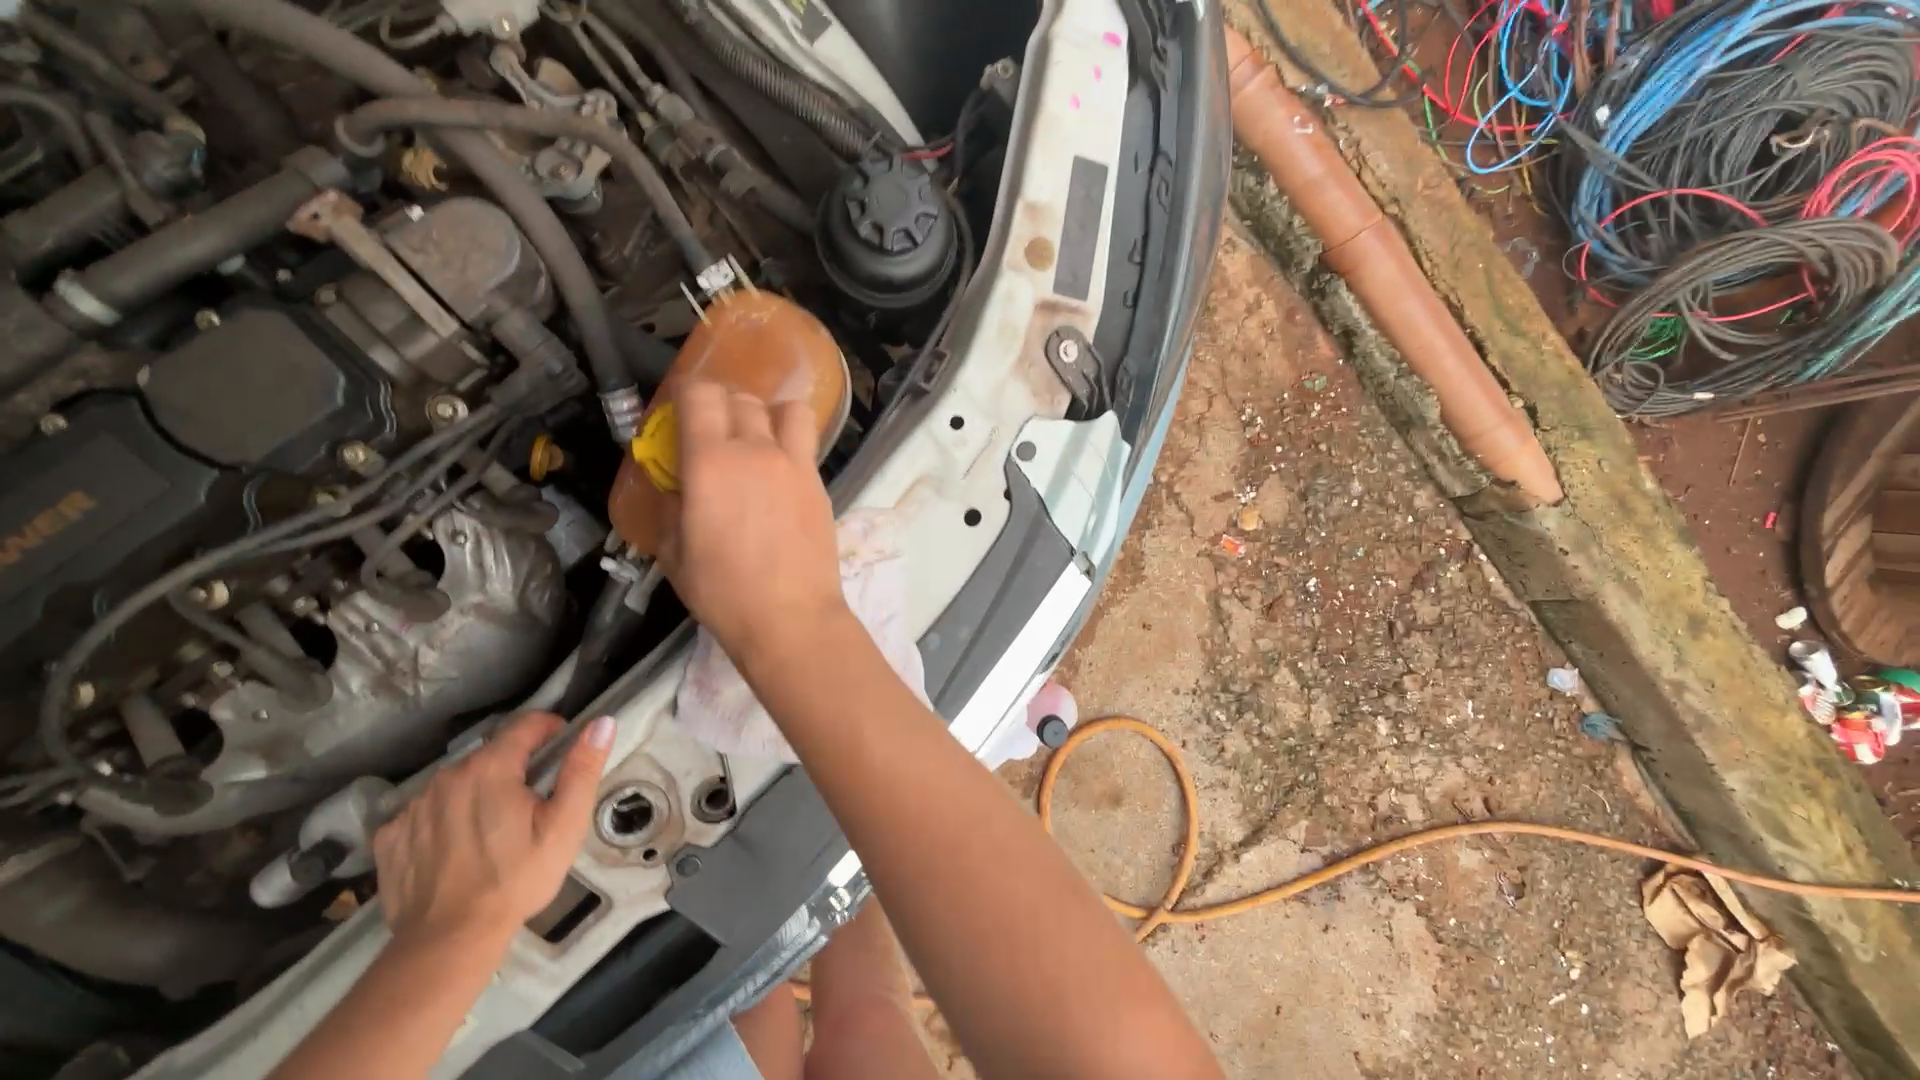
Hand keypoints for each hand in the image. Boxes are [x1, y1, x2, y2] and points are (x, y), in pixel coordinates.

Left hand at [372, 713, 613, 950]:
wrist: (450, 938)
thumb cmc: (517, 879)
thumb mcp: (565, 825)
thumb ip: (582, 769)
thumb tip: (602, 723)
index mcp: (491, 768)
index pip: (526, 724)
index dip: (551, 731)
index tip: (562, 753)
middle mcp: (447, 776)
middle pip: (490, 756)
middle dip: (514, 769)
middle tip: (531, 807)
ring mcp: (412, 806)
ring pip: (456, 783)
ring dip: (477, 794)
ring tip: (492, 831)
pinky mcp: (390, 835)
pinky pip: (424, 813)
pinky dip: (443, 820)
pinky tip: (454, 849)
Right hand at [655, 381, 849, 665]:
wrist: (790, 618)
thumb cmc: (723, 592)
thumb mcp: (674, 555)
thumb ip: (671, 511)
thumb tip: (677, 491)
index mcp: (710, 462)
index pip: (700, 395)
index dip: (687, 394)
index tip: (680, 411)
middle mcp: (755, 451)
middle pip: (742, 398)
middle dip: (723, 405)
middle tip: (714, 431)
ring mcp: (794, 465)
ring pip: (787, 409)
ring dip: (768, 414)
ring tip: (758, 439)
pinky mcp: (819, 484)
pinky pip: (807, 443)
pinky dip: (791, 443)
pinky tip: (779, 472)